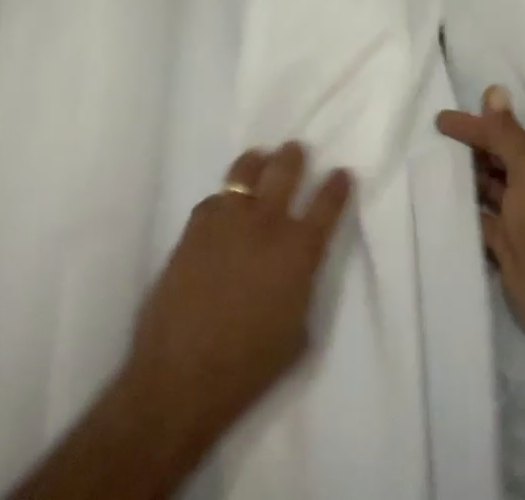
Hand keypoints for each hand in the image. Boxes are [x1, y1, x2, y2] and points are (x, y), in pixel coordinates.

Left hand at [119, 141, 353, 443]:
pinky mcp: (191, 233)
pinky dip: (222, 199)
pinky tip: (223, 206)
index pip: (326, 205)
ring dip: (256, 164)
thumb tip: (296, 272)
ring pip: (243, 174)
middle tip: (296, 150)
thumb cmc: (251, 365)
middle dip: (294, 158)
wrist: (183, 374)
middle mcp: (265, 226)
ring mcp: (224, 224)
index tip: (341, 173)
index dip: (337, 186)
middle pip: (283, 172)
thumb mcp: (298, 331)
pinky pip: (211, 201)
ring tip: (259, 159)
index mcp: (299, 252)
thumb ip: (301, 288)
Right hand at [436, 86, 524, 341]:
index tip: (440, 120)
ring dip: (464, 175)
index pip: (507, 134)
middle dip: (469, 148)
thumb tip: (493, 90)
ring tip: (428, 162)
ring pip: (488, 186)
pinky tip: (438, 197)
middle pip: (497, 157)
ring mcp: (522, 213)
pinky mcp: (507, 239)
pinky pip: (480, 215)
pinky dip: (462, 206)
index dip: (475, 125)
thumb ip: (506, 132)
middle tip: (429, 138)